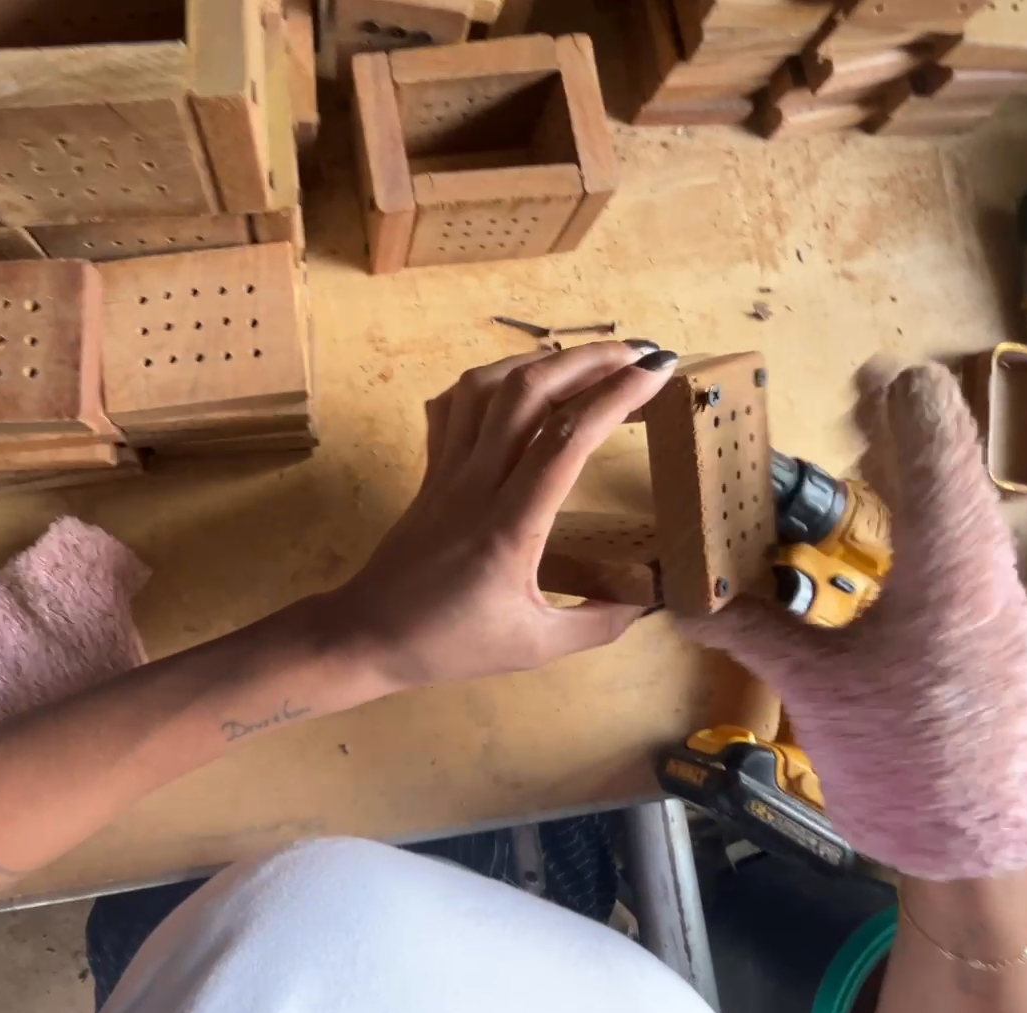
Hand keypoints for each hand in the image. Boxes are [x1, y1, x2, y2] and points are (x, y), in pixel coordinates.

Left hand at [327, 341, 679, 689]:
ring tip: (582, 361)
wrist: (368, 634)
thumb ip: (597, 624)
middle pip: (526, 393)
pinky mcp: (428, 472)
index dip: (616, 396)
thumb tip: (647, 603)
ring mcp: (445, 471)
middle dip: (586, 360)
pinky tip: (513, 388)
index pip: (566, 439)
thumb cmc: (448, 644)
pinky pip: (451, 410)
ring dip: (537, 361)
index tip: (658, 372)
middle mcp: (475, 483)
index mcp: (509, 525)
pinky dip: (486, 383)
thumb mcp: (533, 647)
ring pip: (484, 388)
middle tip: (635, 352)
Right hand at [680, 360, 1026, 880]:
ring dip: (924, 472)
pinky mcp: (986, 634)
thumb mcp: (815, 688)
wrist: (968, 838)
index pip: (936, 475)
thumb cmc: (898, 760)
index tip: (884, 372)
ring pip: (964, 517)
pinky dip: (929, 515)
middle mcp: (983, 586)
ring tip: (883, 440)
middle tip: (877, 388)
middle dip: (916, 432)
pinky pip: (961, 550)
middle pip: (956, 484)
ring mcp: (993, 611)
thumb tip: (680, 601)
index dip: (911, 417)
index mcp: (948, 587)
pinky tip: (901, 519)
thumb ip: (752, 632)